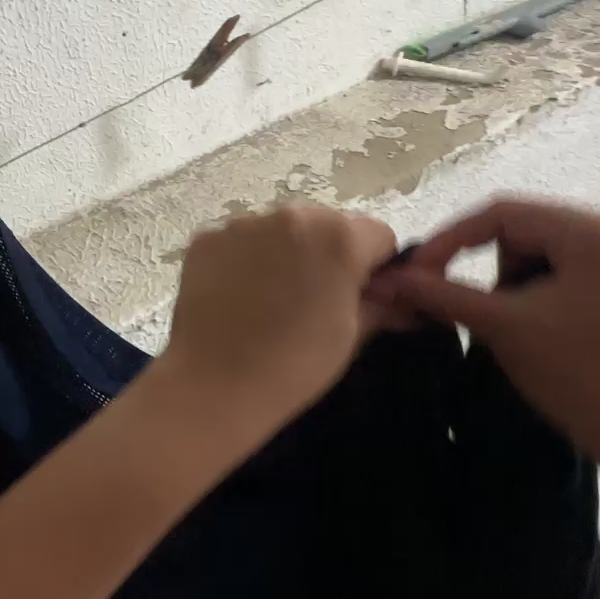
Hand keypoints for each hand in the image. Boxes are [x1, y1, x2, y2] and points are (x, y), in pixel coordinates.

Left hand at [158, 204, 396, 437]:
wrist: (215, 383)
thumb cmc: (295, 364)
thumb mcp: (351, 334)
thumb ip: (378, 301)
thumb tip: (394, 294)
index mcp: (339, 236)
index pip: (378, 235)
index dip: (374, 266)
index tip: (359, 295)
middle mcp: (290, 215)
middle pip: (325, 224)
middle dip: (326, 253)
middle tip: (311, 299)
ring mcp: (241, 224)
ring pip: (279, 229)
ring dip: (283, 251)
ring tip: (270, 298)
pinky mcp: (205, 238)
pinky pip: (237, 241)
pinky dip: (242, 259)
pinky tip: (236, 295)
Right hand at [367, 198, 599, 470]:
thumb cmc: (576, 377)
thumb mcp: (500, 326)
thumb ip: (439, 293)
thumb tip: (385, 279)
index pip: (507, 212)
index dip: (452, 239)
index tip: (418, 272)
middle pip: (530, 227)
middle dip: (496, 266)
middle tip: (491, 311)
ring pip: (549, 245)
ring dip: (520, 277)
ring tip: (523, 320)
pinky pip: (575, 262)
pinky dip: (547, 284)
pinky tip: (549, 319)